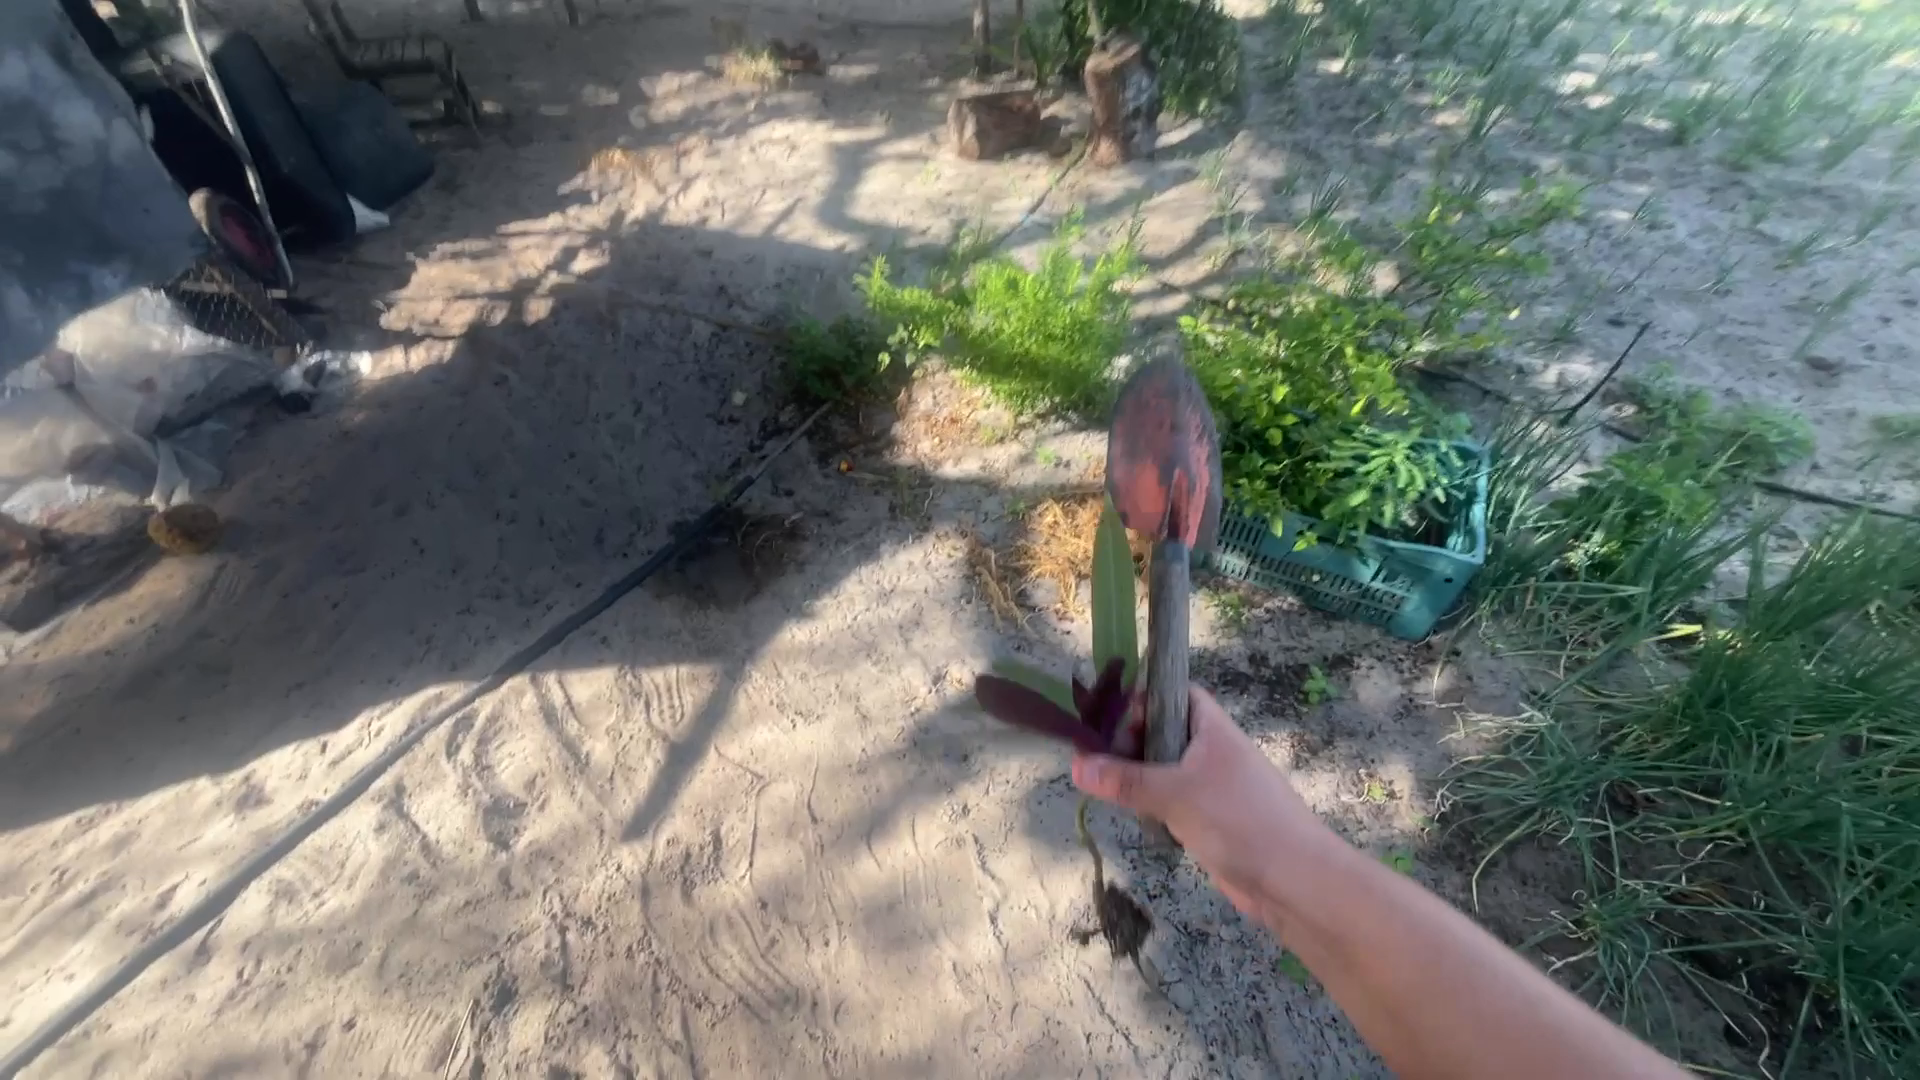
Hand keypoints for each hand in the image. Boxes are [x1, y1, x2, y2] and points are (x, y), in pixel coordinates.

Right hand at [1071, 684, 1325, 915]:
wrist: (1297, 883)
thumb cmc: (1240, 820)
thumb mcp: (1176, 795)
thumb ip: (1125, 780)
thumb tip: (1077, 766)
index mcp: (1210, 727)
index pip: (1170, 693)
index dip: (1140, 701)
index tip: (1110, 723)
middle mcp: (1210, 749)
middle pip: (1159, 730)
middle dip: (1130, 743)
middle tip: (1101, 761)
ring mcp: (1210, 784)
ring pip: (1162, 767)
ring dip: (1138, 778)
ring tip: (1109, 789)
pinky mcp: (1209, 817)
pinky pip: (1170, 799)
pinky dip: (1152, 805)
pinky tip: (1137, 817)